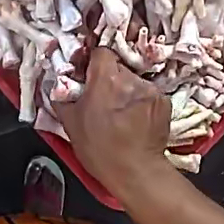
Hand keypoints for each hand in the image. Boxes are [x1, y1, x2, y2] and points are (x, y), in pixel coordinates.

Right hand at [58, 49, 171, 195]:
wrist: (135, 171)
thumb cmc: (100, 149)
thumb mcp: (70, 122)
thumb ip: (62, 96)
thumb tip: (59, 83)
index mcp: (106, 78)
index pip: (101, 52)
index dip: (93, 63)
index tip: (89, 76)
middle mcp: (131, 78)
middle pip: (119, 67)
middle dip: (111, 79)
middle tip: (104, 100)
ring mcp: (151, 89)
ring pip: (135, 80)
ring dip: (127, 91)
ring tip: (121, 114)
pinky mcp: (164, 101)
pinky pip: (149, 94)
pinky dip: (142, 102)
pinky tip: (136, 120)